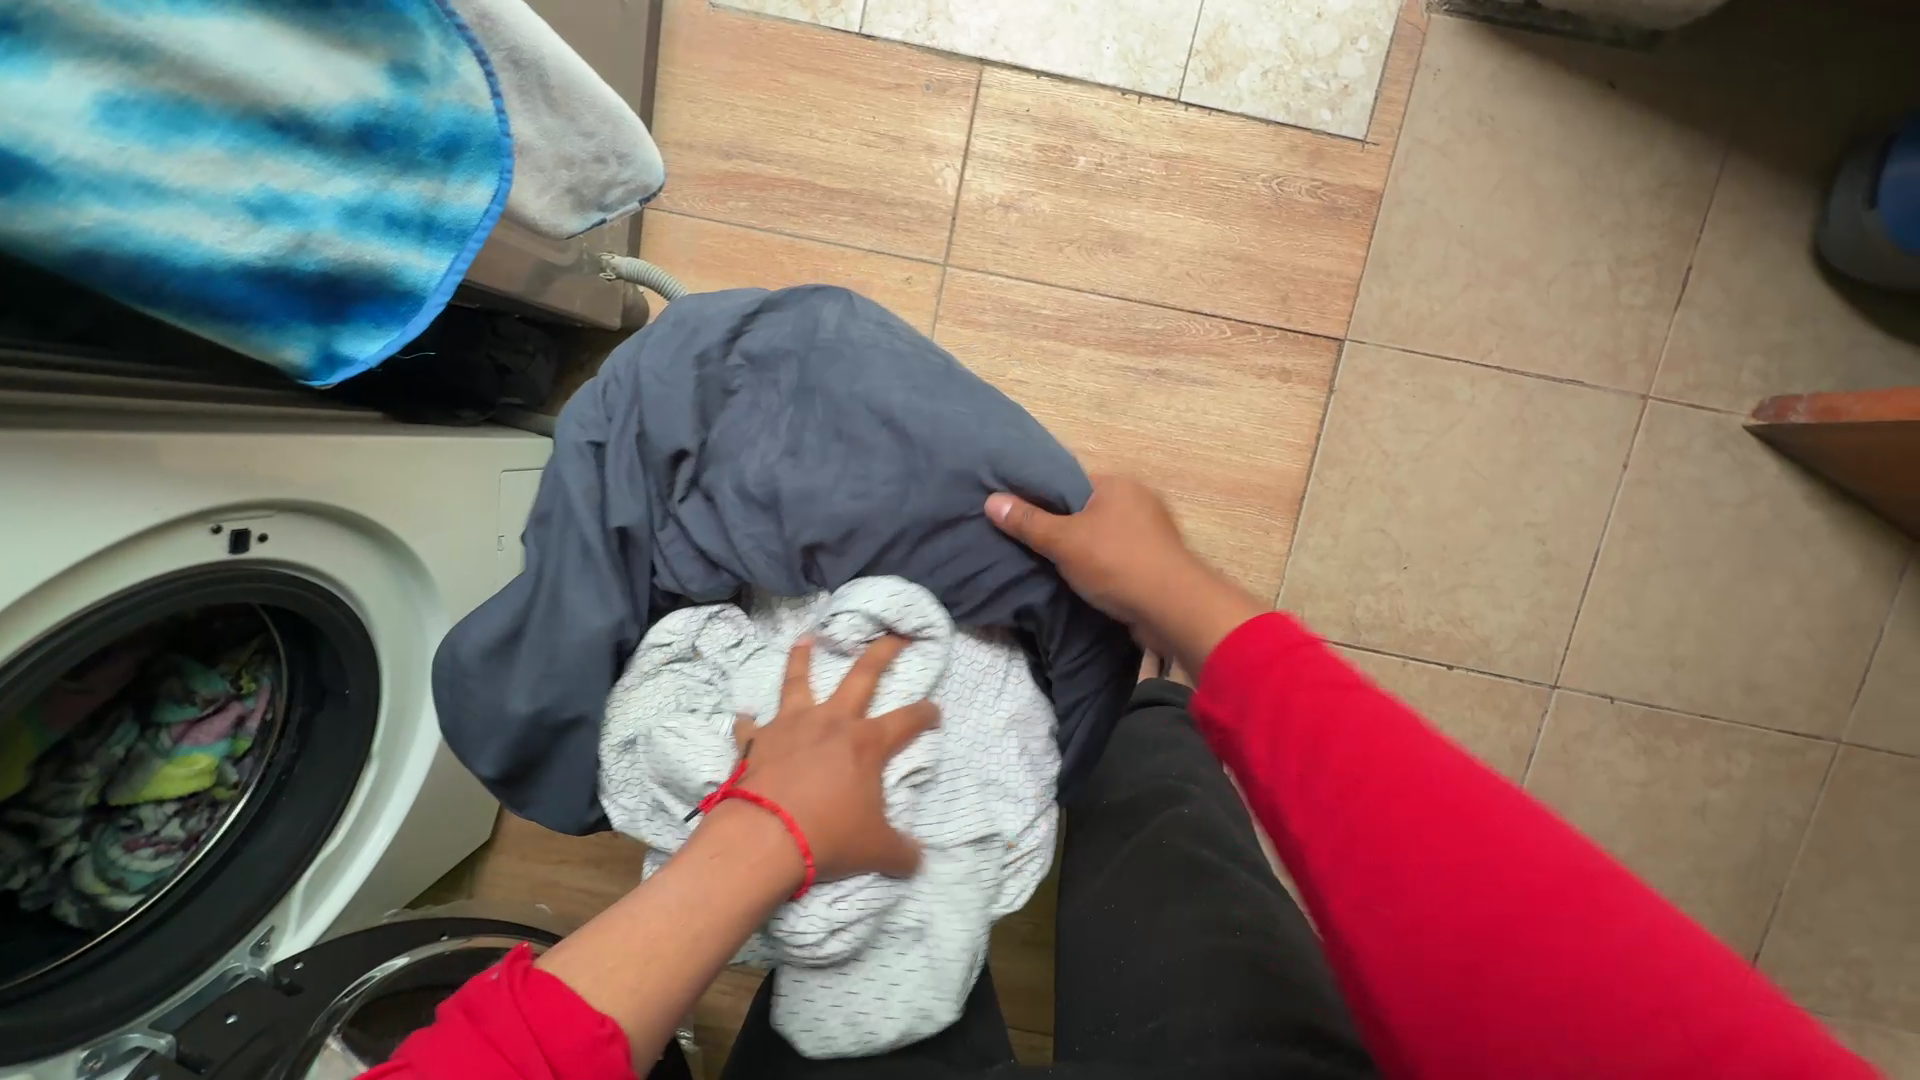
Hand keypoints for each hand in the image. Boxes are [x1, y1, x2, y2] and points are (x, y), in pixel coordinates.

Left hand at [723, 635, 936, 881]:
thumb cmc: (827, 837)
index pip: (908, 720)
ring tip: (806, 639)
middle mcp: (832, 722)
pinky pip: (750, 725)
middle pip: (862, 675)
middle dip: (883, 652)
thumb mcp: (876, 851)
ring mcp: (791, 725)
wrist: (762, 839)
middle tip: (894, 636)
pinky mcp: (756, 741)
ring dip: (803, 659)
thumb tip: (919, 860)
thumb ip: (902, 852)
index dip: (926, 713)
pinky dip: (749, 721)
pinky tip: (745, 716)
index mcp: (867, 743)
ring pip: (799, 680)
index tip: (935, 710)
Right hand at [986, 475, 1265, 674]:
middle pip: (1085, 510)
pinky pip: (1114, 559)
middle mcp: (1138, 501)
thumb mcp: (1063, 540)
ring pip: (1100, 537)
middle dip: (1059, 527)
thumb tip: (991, 500)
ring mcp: (1150, 533)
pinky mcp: (1154, 563)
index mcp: (1118, 484)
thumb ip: (1028, 521)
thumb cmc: (1116, 563)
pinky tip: (1076, 582)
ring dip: (1079, 551)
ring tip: (1045, 564)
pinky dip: (1097, 569)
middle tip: (1026, 542)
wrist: (1173, 610)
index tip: (1016, 514)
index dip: (1042, 497)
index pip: (1070, 482)